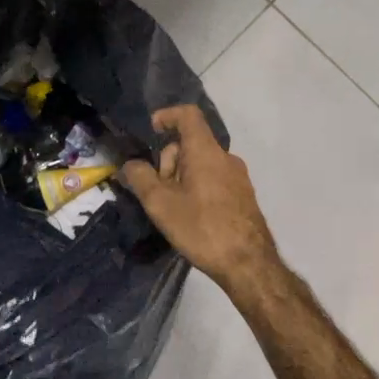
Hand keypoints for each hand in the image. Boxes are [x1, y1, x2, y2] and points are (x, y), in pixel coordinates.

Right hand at [122, 104, 280, 294]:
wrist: (247, 263)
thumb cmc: (201, 227)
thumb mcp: (160, 204)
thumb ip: (140, 178)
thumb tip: (130, 165)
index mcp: (205, 152)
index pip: (188, 116)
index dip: (167, 116)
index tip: (150, 132)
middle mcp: (226, 158)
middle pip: (190, 144)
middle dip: (167, 161)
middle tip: (156, 191)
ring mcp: (238, 177)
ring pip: (201, 164)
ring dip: (181, 178)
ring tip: (172, 209)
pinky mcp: (243, 196)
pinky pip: (213, 180)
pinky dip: (196, 188)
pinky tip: (190, 217)